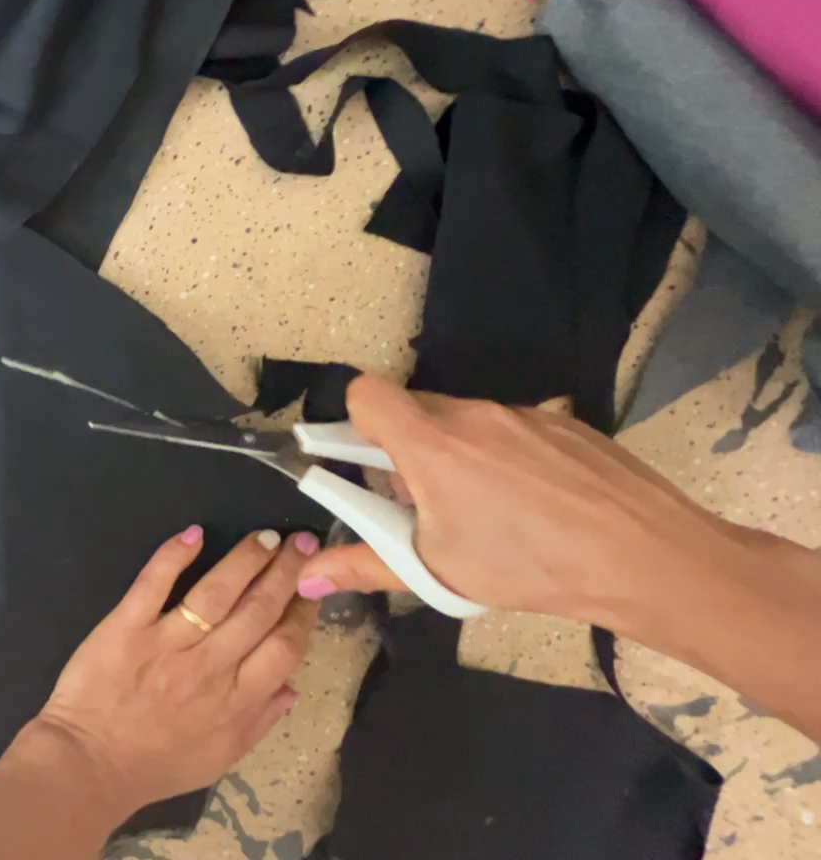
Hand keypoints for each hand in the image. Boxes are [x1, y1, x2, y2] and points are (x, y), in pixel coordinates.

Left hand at [22, 526, 321, 817]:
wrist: (91, 762)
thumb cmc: (156, 762)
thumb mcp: (221, 755)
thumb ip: (260, 720)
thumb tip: (294, 686)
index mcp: (238, 700)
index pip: (284, 646)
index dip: (304, 611)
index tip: (314, 583)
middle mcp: (210, 666)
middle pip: (257, 611)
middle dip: (284, 573)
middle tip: (302, 542)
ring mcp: (167, 643)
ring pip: (215, 593)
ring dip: (244, 560)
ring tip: (265, 537)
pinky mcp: (126, 626)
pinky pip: (154, 584)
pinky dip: (173, 556)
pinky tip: (194, 534)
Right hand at [297, 372, 743, 626]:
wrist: (663, 564)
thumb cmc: (533, 566)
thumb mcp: (437, 571)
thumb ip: (364, 566)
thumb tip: (308, 579)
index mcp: (428, 444)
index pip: (364, 393)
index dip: (354, 418)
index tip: (364, 456)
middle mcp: (470, 415)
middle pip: (412, 408)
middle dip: (404, 444)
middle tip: (423, 495)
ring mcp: (523, 415)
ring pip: (464, 419)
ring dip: (457, 450)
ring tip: (489, 505)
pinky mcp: (567, 423)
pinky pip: (513, 427)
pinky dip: (507, 454)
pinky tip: (538, 501)